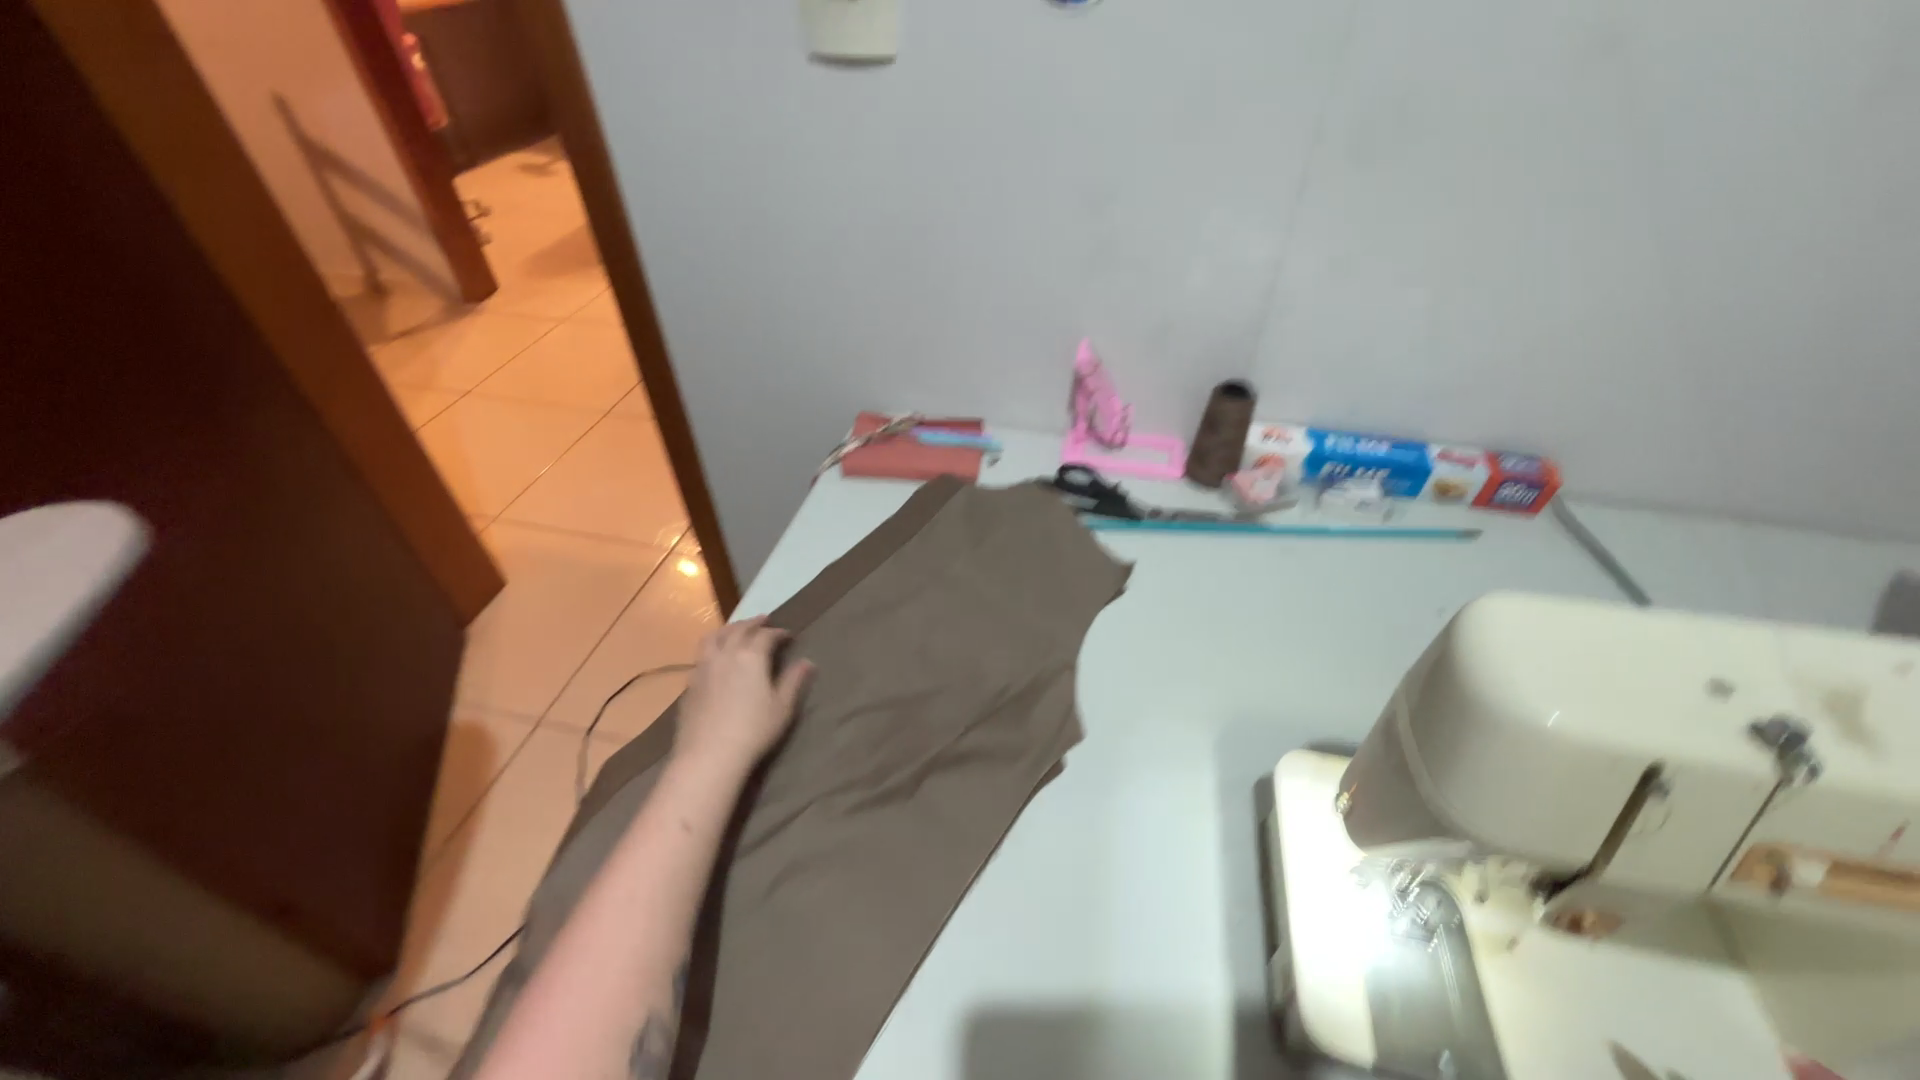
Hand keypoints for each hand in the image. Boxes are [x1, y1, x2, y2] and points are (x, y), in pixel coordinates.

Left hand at [673, 616, 813, 772]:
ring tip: (735, 630)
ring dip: (728, 629)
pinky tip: (716, 658)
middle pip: (738, 629)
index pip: (766, 635)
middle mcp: (725, 654)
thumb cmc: (753, 730)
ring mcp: (703, 667)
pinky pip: (701, 654)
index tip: (788, 636)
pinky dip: (712, 647)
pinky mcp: (690, 682)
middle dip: (753, 623)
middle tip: (763, 621)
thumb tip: (807, 662)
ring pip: (714, 637)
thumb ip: (793, 681)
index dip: (778, 633)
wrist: (709, 754)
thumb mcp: (782, 707)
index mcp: (751, 656)